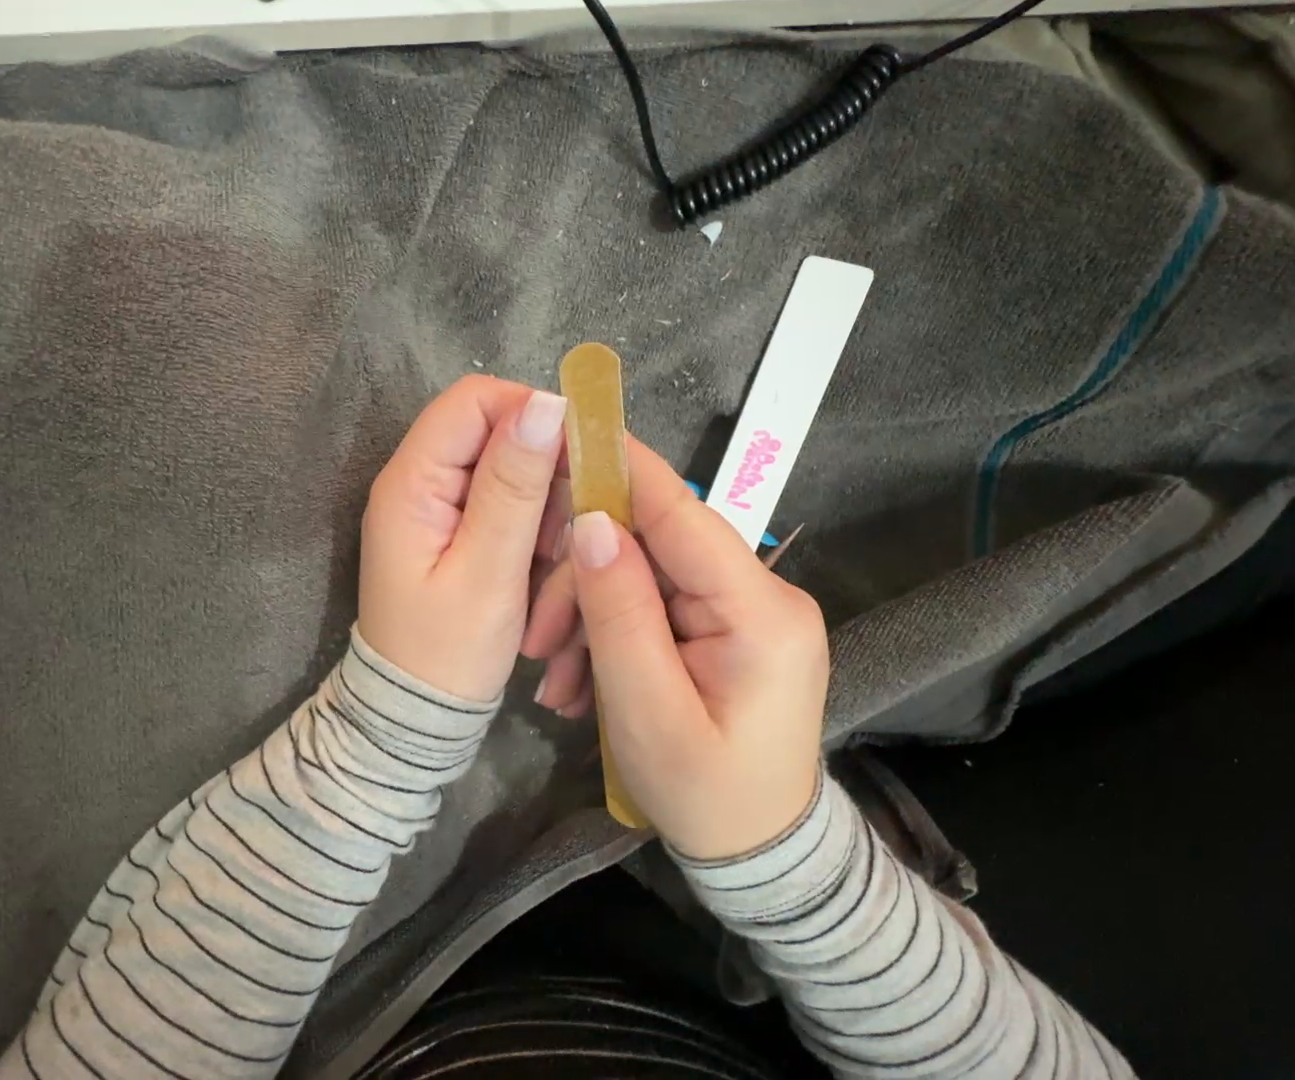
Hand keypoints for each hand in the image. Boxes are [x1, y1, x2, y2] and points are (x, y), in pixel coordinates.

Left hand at [358, 376, 566, 701]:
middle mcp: (419, 482)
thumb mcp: (487, 572)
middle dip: (545, 472)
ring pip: (511, 471)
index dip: (532, 412)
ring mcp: (437, 507)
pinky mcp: (457, 532)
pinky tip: (542, 571)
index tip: (582, 456)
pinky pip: (507, 506)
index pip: (473, 401)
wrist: (415, 714)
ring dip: (544, 508)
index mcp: (412, 482)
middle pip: (496, 432)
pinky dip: (534, 530)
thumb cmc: (447, 653)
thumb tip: (545, 404)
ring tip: (551, 563)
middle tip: (570, 529)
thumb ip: (513, 488)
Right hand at [521, 440, 827, 859]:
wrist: (757, 855)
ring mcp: (743, 613)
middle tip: (534, 638)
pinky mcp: (723, 630)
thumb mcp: (646, 710)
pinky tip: (574, 682)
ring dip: (587, 617)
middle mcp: (761, 596)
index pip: (682, 512)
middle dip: (583, 581)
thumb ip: (619, 612)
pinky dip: (608, 636)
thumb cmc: (705, 794)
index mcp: (759, 612)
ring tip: (549, 678)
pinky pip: (654, 608)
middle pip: (653, 547)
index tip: (566, 429)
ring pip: (644, 578)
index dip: (622, 468)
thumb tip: (592, 523)